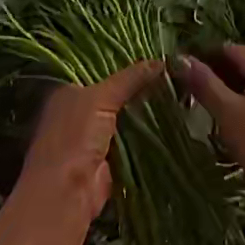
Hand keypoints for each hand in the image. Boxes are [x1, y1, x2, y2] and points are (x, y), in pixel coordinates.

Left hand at [14, 61, 163, 219]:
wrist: (69, 190)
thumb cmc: (76, 135)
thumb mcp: (101, 98)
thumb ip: (128, 80)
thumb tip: (160, 60)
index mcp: (67, 89)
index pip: (97, 68)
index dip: (121, 61)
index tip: (152, 54)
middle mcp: (77, 108)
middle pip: (112, 94)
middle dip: (137, 87)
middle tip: (171, 73)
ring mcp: (92, 134)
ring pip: (123, 116)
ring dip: (144, 110)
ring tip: (177, 92)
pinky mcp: (108, 157)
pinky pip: (131, 138)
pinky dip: (146, 133)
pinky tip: (170, 121)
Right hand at [173, 46, 244, 198]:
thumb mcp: (229, 113)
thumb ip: (204, 83)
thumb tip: (180, 58)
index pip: (224, 48)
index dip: (201, 61)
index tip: (182, 80)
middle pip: (239, 63)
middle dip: (215, 78)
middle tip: (192, 99)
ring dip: (230, 94)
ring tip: (211, 114)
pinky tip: (236, 126)